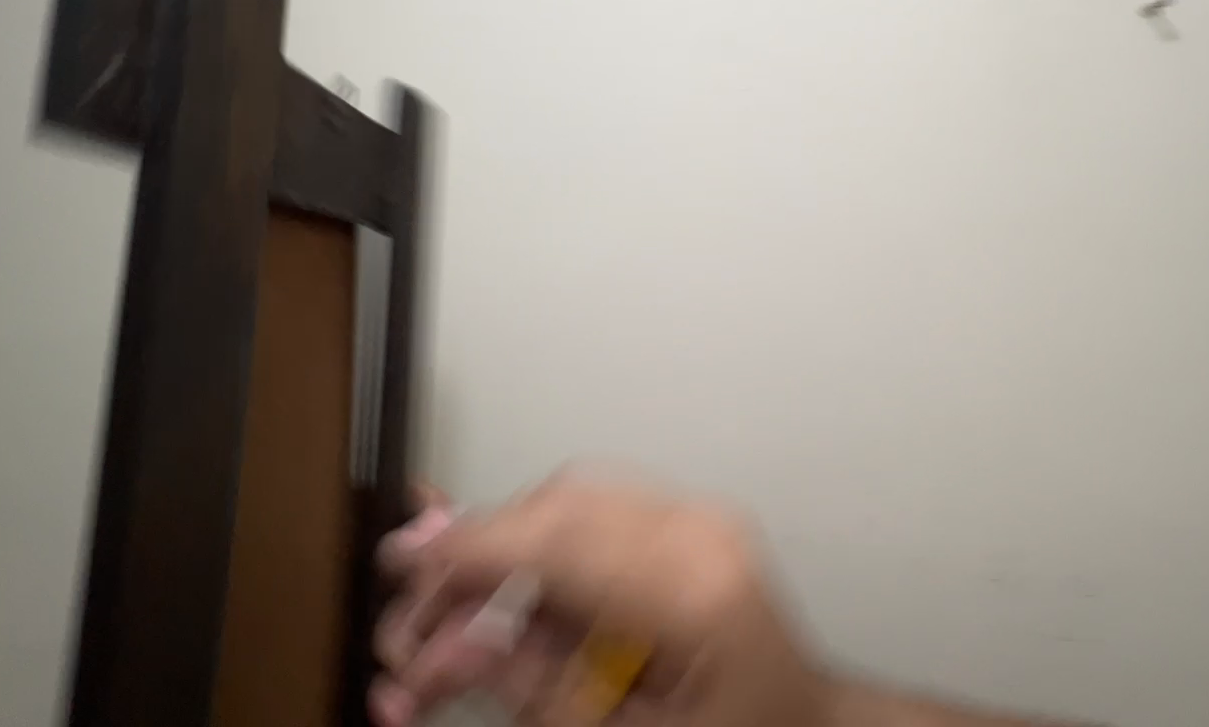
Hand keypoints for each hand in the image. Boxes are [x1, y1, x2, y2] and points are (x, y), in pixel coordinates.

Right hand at [372, 472, 827, 726]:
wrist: (800, 720)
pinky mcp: (683, 521)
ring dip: (504, 553)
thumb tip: (446, 649)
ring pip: (570, 503)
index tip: (409, 568)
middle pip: (561, 506)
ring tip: (456, 623)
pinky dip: (541, 556)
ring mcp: (696, 518)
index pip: (565, 539)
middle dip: (477, 555)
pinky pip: (593, 516)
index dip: (476, 548)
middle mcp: (699, 532)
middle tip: (417, 620)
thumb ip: (534, 691)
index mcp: (697, 589)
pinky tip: (514, 605)